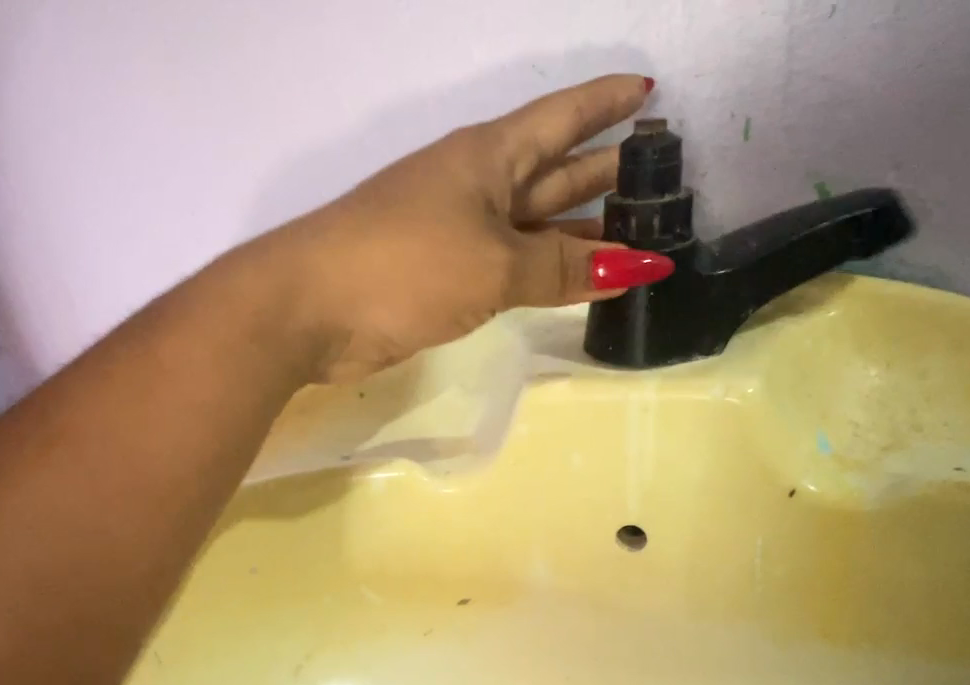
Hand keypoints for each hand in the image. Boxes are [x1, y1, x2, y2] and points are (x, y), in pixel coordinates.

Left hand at [264, 74, 672, 383]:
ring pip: (533, 221)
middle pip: (553, 168)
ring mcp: (457, 232)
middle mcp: (476, 186)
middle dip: (604, 168)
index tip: (651, 91)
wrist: (310, 308)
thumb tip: (638, 266)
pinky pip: (511, 264)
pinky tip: (577, 276)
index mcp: (489, 156)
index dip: (606, 104)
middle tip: (660, 174)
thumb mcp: (495, 262)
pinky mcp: (442, 277)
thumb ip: (565, 266)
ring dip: (581, 224)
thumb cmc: (406, 263)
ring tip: (637, 225)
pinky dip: (546, 269)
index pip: (562, 118)